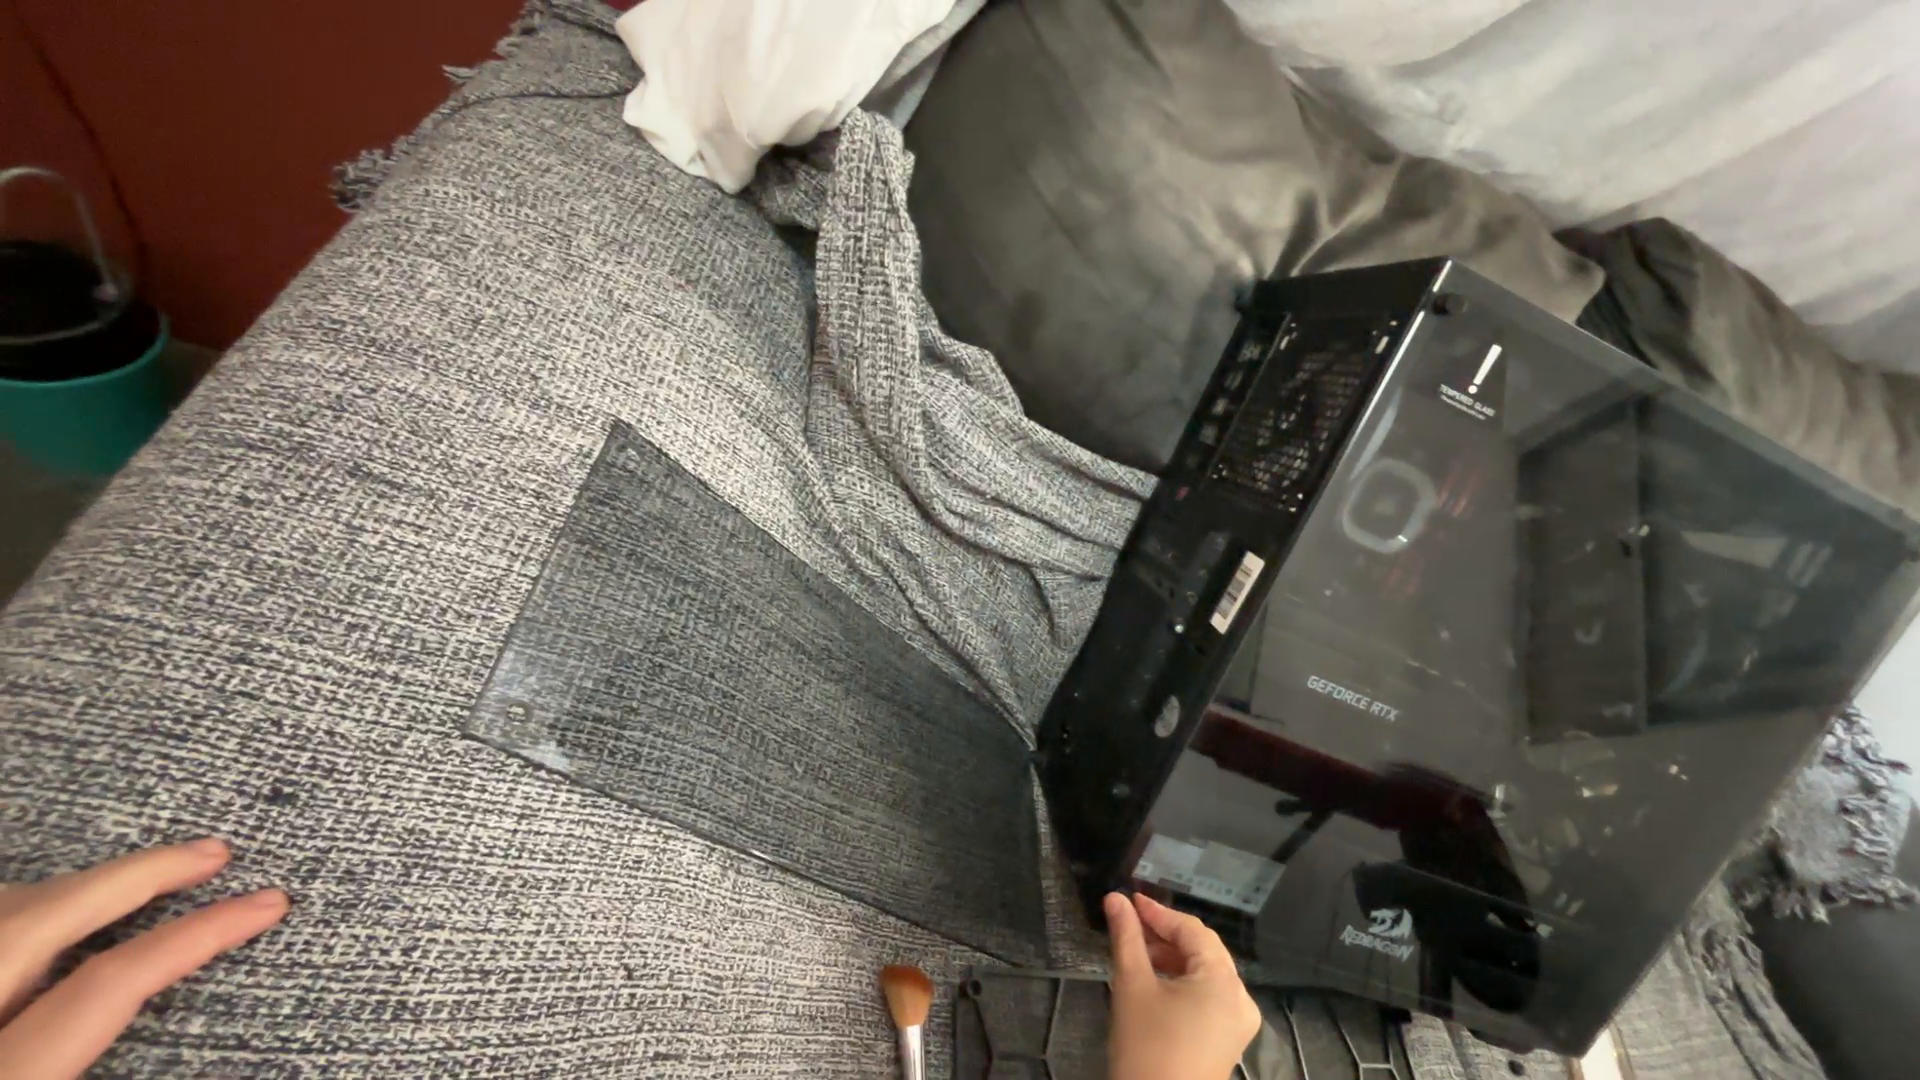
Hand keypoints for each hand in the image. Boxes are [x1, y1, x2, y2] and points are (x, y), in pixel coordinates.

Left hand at [0, 839, 287, 1079]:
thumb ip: (136, 1062)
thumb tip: (245, 1056)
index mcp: (5, 1071)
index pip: (115, 980)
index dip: (200, 932)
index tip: (270, 903)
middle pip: (40, 919)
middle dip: (138, 875)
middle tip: (214, 854)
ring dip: (69, 884)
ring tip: (135, 875)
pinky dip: (18, 905)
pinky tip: (42, 908)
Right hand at [1105, 891, 1260, 1079]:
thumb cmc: (1146, 1048)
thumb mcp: (1132, 985)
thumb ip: (1126, 936)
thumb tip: (1115, 898)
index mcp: (1223, 981)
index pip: (1191, 930)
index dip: (1158, 912)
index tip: (1128, 901)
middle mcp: (1240, 997)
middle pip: (1203, 949)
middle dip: (1166, 934)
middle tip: (1131, 923)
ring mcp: (1239, 1022)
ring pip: (1206, 971)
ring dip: (1173, 956)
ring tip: (1137, 951)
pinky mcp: (1229, 1039)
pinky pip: (1209, 994)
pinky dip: (1184, 980)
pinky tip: (1155, 979)